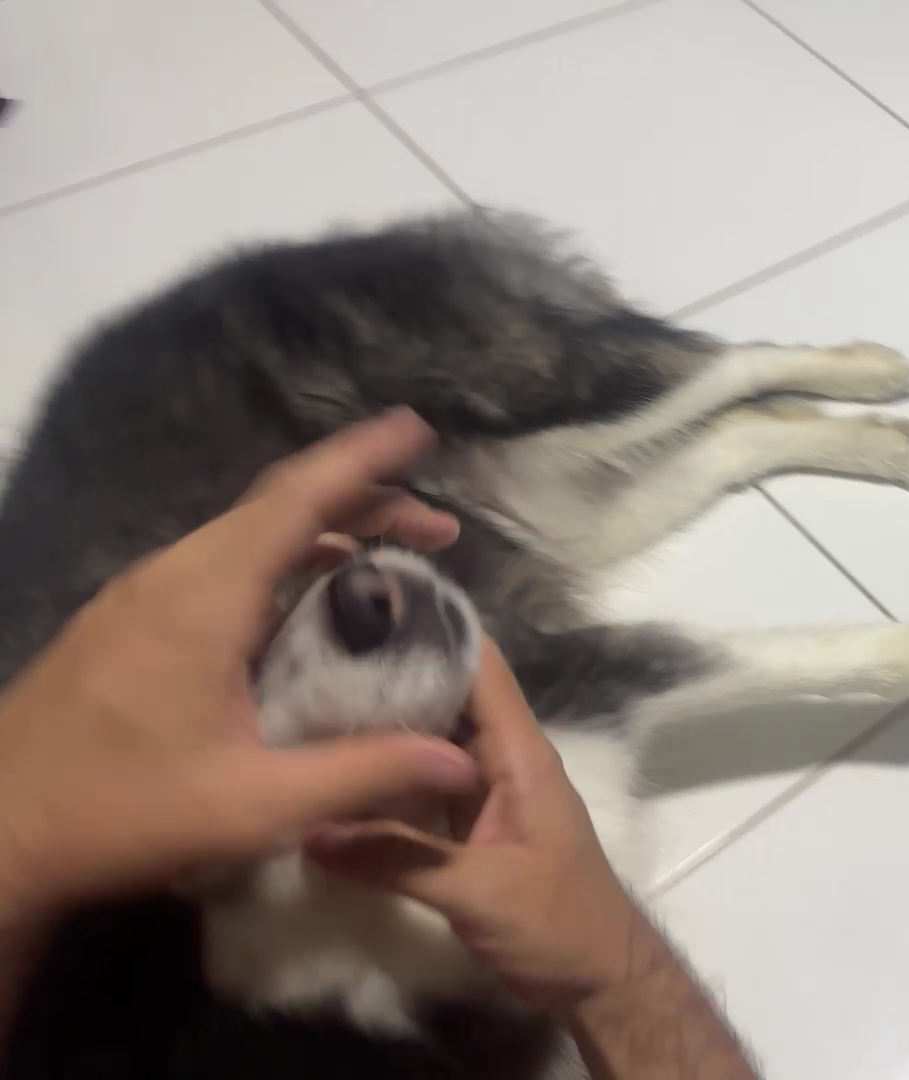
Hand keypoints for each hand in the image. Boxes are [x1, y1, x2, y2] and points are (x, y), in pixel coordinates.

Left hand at [0, 411, 479, 926]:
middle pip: (283, 505)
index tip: (418, 429)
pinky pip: (238, 558)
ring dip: (337, 526)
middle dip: (372, 499)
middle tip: (444, 530)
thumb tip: (463, 760)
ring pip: (259, 529)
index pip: (294, 501)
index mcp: (201, 600)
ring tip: (404, 553)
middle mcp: (173, 579)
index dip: (362, 459)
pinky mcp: (142, 620)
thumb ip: (363, 773)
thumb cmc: (107, 817)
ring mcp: (150, 597)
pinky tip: (330, 592)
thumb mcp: (248, 806)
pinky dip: (301, 553)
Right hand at [306, 639, 644, 1014]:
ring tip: (315, 700)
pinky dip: (394, 781)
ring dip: (394, 729)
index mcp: (525, 759)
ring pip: (439, 749)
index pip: (488, 681)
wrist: (596, 967)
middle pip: (456, 707)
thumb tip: (309, 827)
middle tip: (320, 653)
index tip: (390, 607)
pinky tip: (343, 775)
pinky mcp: (475, 831)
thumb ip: (399, 859)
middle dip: (403, 680)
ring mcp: (492, 798)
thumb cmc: (556, 918)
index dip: (449, 640)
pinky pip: (431, 792)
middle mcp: (509, 766)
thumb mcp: (480, 889)